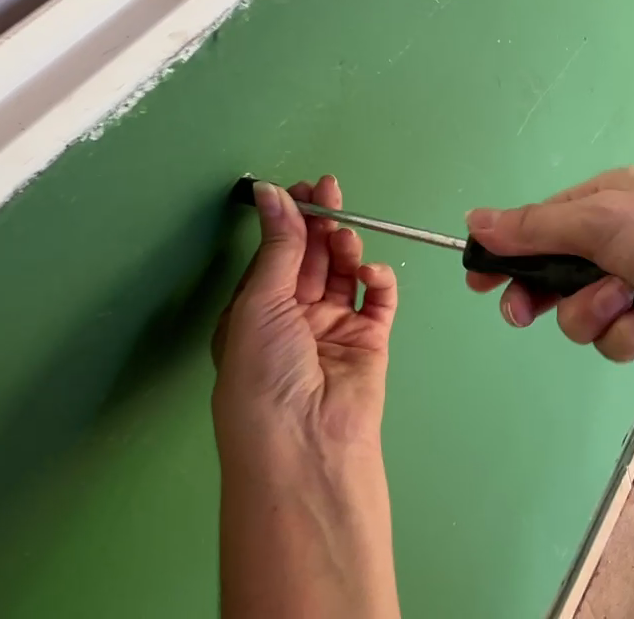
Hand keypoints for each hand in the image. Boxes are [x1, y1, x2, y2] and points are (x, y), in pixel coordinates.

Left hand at [213, 175, 397, 452]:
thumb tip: (271, 191)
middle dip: (320, 222)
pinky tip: (369, 273)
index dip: (288, 220)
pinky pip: (377, 298)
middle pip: (310, 257)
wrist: (306, 445)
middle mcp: (293, 317)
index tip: (302, 188)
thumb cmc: (265, 374)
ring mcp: (333, 328)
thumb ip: (278, 246)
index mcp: (256, 311)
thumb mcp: (260, 304)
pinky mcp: (370, 338)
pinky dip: (377, 280)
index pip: (275, 254)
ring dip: (344, 248)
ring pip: (342, 272)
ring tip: (346, 236)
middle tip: (330, 188)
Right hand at [464, 167, 633, 377]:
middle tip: (522, 309)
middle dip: (540, 294)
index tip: (477, 276)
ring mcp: (631, 292)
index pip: (539, 225)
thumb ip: (534, 228)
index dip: (507, 251)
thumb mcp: (600, 222)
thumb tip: (473, 219)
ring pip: (577, 316)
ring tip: (631, 299)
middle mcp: (616, 245)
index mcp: (606, 204)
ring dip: (599, 311)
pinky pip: (612, 341)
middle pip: (551, 276)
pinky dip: (633, 333)